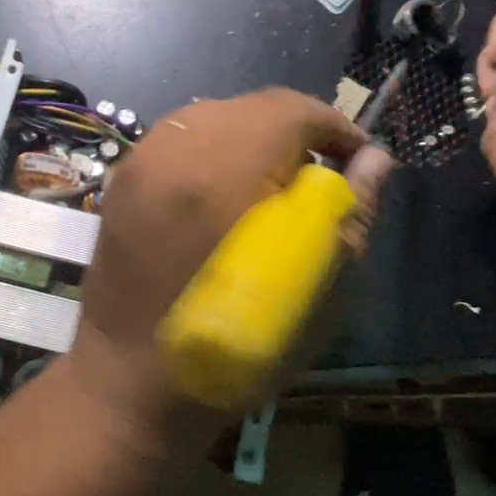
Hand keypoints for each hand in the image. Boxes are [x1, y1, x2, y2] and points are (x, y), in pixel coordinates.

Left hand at [70, 89, 394, 451]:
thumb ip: (351, 206)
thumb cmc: (241, 347)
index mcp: (225, 165)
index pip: (293, 109)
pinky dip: (211, 158)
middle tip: (319, 181)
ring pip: (213, 121)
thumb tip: (374, 157)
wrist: (135, 387)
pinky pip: (180, 146)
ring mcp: (140, 162)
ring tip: (271, 192)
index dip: (335, 128)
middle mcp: (176, 146)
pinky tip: (223, 202)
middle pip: (251, 109)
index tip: (359, 160)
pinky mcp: (121, 183)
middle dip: (294, 134)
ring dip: (251, 143)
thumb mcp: (320, 283)